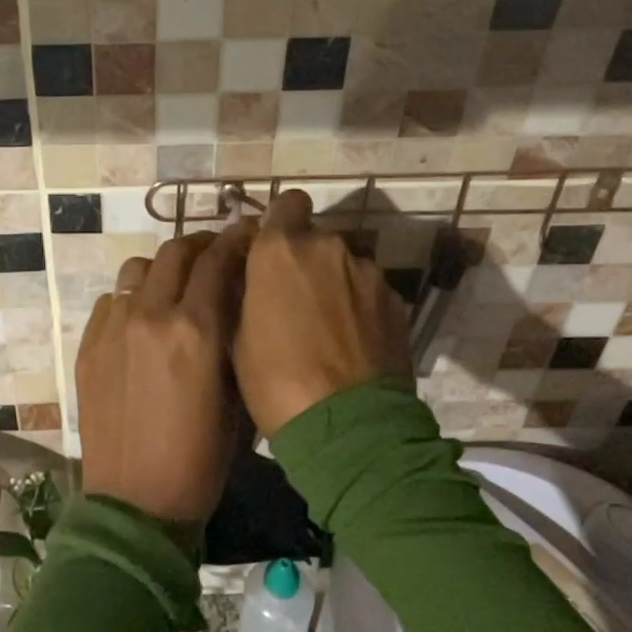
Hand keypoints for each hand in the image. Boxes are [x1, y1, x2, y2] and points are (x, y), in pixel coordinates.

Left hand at [76, 228, 251, 527]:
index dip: (238, 239)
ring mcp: (113, 328)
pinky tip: (145, 319)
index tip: (249, 233)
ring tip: (178, 283)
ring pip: (139, 270)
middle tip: (216, 253)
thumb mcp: (238, 398)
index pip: (218, 259)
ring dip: (164, 268)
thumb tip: (238, 300)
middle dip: (202, 244)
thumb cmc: (201, 459)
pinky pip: (113, 300)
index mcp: (196, 329)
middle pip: (176, 252)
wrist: (135, 502)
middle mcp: (151, 315)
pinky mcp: (88, 345)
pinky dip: (134, 297)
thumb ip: (236, 339)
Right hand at [235, 190, 411, 434]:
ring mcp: (369, 274)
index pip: (286, 203)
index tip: (269, 252)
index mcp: (280, 249)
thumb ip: (241, 290)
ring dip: (333, 286)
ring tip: (323, 331)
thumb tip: (244, 273)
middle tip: (290, 303)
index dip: (279, 222)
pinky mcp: (396, 303)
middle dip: (303, 262)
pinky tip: (349, 346)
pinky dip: (357, 310)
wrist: (347, 428)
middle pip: (315, 240)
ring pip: (344, 267)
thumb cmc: (274, 380)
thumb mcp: (234, 335)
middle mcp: (329, 248)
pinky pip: (368, 294)